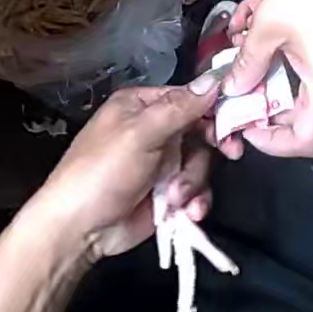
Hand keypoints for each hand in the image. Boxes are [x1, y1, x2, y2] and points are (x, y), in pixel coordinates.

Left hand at [19, 78, 220, 261]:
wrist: (79, 231)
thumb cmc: (103, 172)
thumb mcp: (141, 133)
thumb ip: (180, 107)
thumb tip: (214, 80)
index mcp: (143, 106)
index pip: (190, 98)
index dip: (214, 110)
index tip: (233, 124)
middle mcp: (155, 129)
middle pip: (202, 130)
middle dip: (208, 150)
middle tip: (230, 154)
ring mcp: (162, 162)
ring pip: (202, 162)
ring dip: (194, 182)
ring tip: (175, 199)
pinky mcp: (168, 192)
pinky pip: (197, 189)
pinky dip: (195, 201)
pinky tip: (185, 213)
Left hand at [221, 0, 312, 157]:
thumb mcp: (269, 25)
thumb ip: (248, 63)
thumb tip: (233, 87)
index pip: (306, 142)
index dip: (274, 143)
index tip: (251, 125)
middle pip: (312, 121)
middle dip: (275, 108)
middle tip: (251, 89)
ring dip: (286, 83)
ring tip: (263, 53)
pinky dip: (304, 70)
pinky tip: (285, 41)